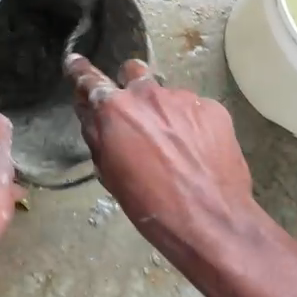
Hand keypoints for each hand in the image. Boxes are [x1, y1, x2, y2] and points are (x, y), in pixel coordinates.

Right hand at [67, 56, 296, 296]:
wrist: (219, 232)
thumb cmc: (154, 212)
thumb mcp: (110, 173)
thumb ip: (101, 132)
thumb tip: (97, 109)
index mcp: (115, 110)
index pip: (87, 76)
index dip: (81, 70)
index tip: (77, 64)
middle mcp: (147, 94)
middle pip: (133, 73)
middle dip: (133, 89)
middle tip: (140, 119)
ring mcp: (184, 100)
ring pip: (167, 92)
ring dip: (165, 110)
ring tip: (177, 149)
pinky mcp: (214, 112)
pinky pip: (194, 108)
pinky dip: (192, 123)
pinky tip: (200, 155)